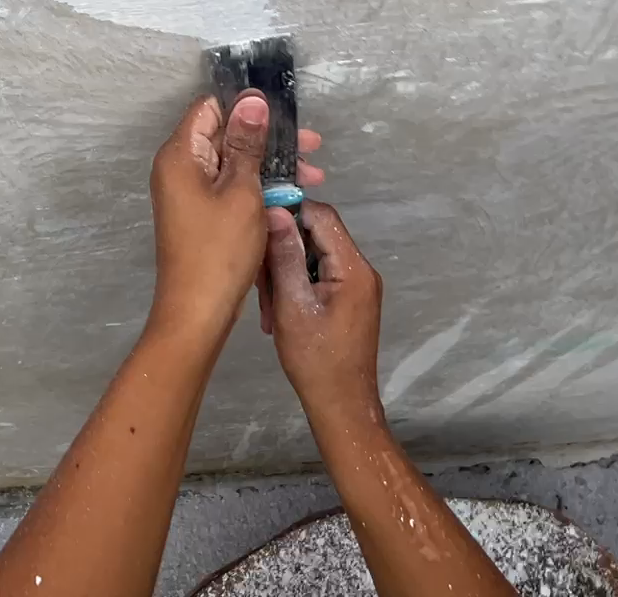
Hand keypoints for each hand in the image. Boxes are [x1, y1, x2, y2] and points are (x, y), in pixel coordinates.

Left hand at [149, 92, 324, 337]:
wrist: (198, 312)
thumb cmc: (220, 250)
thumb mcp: (241, 191)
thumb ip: (247, 144)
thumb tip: (252, 99)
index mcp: (180, 155)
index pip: (210, 108)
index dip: (246, 107)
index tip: (284, 114)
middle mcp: (179, 167)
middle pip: (224, 134)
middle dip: (267, 138)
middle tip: (312, 146)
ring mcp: (189, 191)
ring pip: (232, 162)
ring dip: (270, 165)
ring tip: (312, 175)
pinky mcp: (201, 211)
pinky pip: (230, 185)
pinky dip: (258, 186)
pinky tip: (293, 194)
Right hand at [259, 201, 385, 422]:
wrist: (341, 407)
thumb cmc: (315, 358)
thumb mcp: (292, 304)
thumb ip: (285, 256)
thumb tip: (275, 211)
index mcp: (353, 267)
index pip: (321, 215)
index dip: (288, 212)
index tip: (257, 224)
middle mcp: (360, 270)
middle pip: (316, 235)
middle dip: (282, 250)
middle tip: (258, 278)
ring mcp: (356, 285)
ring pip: (313, 256)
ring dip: (284, 272)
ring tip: (267, 303)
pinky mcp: (348, 299)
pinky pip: (317, 275)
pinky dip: (294, 286)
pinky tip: (277, 310)